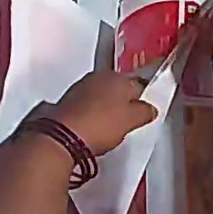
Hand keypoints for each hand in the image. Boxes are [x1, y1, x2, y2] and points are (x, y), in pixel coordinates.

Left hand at [41, 70, 156, 154]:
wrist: (63, 137)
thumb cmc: (98, 125)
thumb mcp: (131, 121)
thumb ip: (144, 112)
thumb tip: (149, 109)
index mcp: (117, 77)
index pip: (139, 83)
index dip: (145, 98)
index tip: (146, 109)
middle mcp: (98, 77)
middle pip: (119, 87)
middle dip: (125, 101)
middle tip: (130, 120)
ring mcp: (81, 88)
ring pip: (102, 95)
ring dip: (108, 106)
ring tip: (112, 127)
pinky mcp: (68, 101)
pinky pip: (88, 104)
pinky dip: (93, 112)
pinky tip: (95, 127)